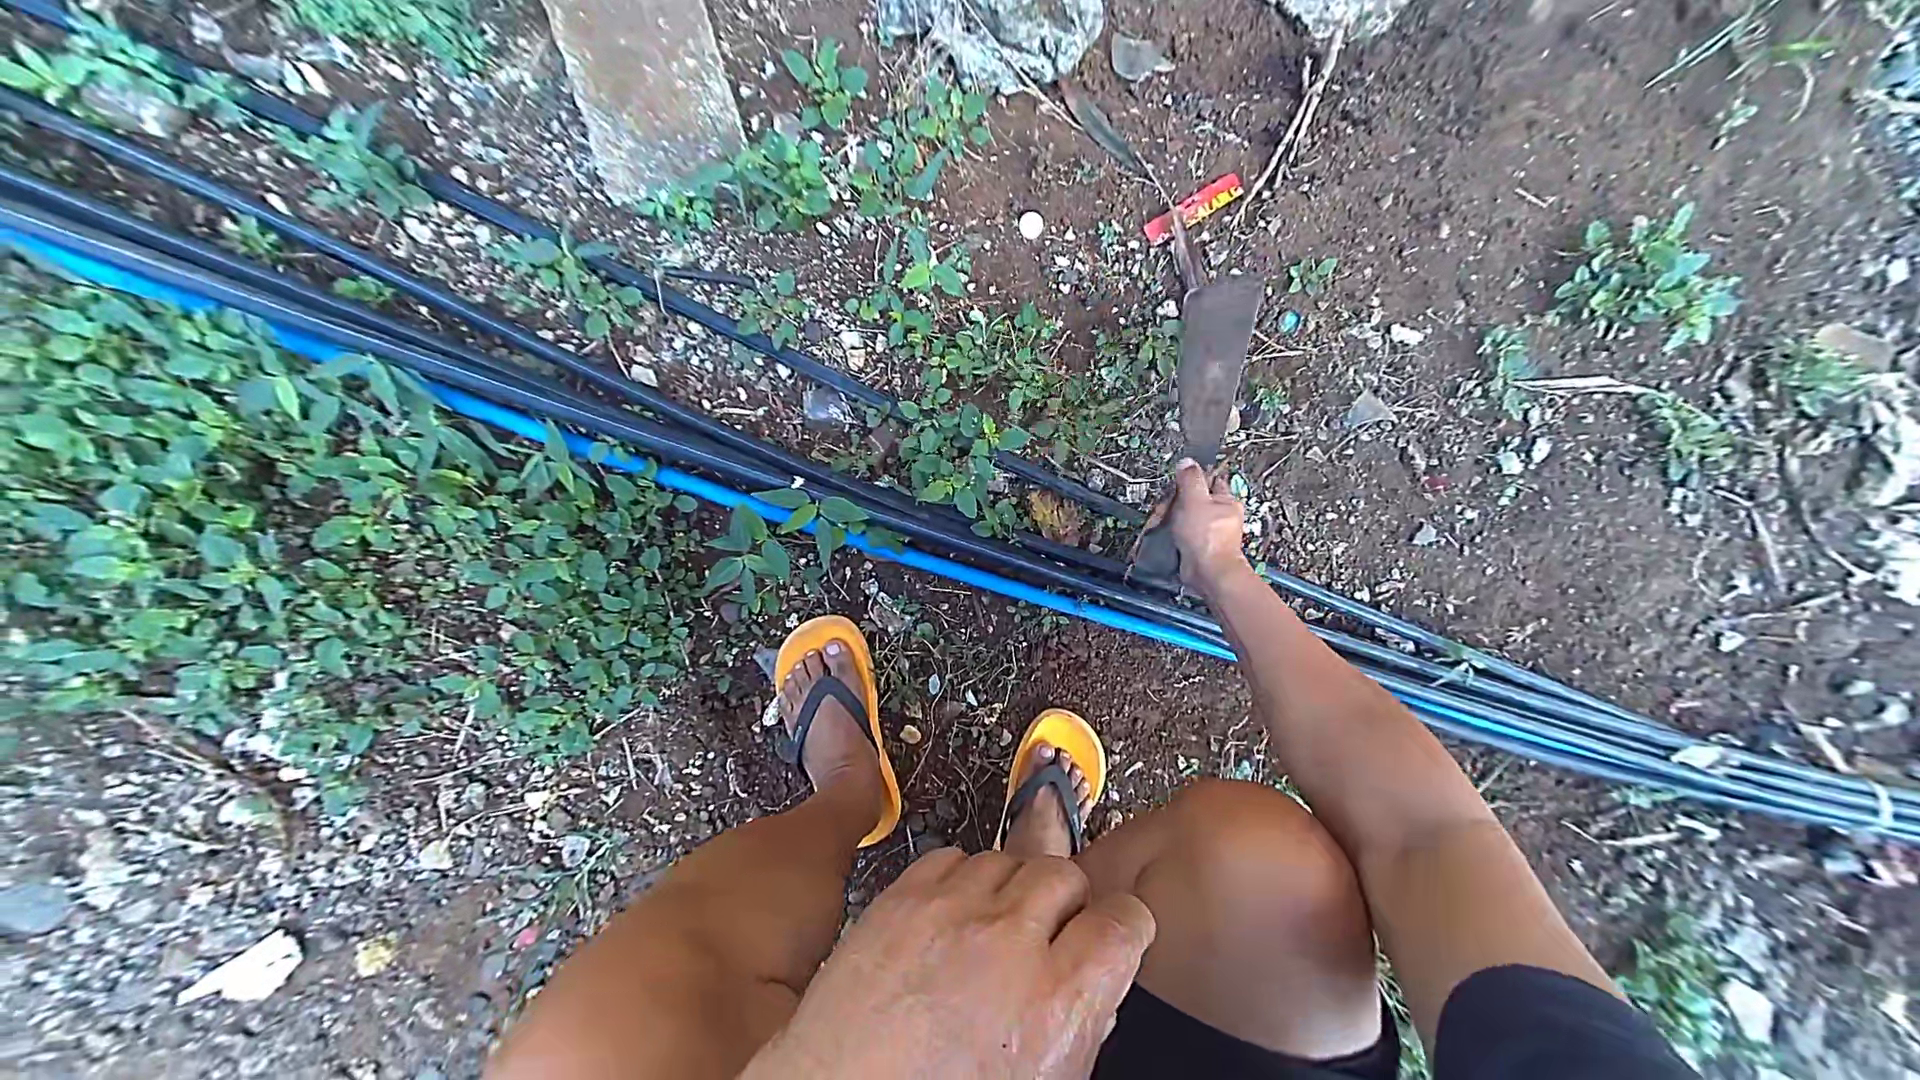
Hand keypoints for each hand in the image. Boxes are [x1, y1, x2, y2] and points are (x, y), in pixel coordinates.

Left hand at [741, 849, 1154, 1079]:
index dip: (1123, 924)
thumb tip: (1097, 979)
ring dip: (1011, 888)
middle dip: (1065, 900)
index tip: (1113, 927)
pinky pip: (956, 854)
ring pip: (1011, 857)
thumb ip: (1083, 1023)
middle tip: (1046, 928)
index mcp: (1054, 1001)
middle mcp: (1007, 941)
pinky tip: (951, 915)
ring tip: (990, 928)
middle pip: (1065, 873)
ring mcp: (952, 908)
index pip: (1122, 920)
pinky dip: (962, 878)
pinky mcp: (905, 893)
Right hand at [1168, 458, 1249, 589]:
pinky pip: (1182, 532)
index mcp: (1226, 500)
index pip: (1209, 480)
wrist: (1207, 571)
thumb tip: (1187, 463)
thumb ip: (1190, 479)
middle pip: (1193, 498)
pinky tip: (1168, 534)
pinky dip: (1172, 532)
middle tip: (1168, 506)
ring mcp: (1209, 531)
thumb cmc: (1208, 538)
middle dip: (1177, 501)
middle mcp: (1220, 515)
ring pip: (1185, 516)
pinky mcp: (1198, 545)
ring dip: (1171, 517)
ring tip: (1165, 522)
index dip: (1191, 479)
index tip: (1177, 483)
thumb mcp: (1194, 499)